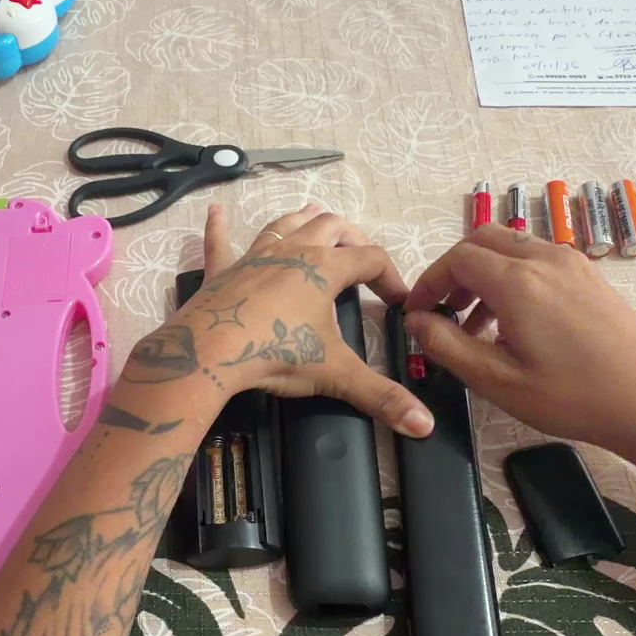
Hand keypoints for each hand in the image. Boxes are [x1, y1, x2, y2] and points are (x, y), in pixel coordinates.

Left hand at [131, 204, 432, 437]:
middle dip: (352, 236)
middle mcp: (292, 251)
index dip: (391, 277)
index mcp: (325, 268)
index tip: (398, 303)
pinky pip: (219, 242)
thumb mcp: (335, 375)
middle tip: (362, 254)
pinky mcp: (221, 272)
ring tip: (315, 215)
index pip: (371, 259)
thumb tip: (425, 425)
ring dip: (303, 219)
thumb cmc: (276, 353)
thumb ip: (380, 397)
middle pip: (331, 227)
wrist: (210, 352)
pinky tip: (214, 211)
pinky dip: (217, 227)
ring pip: (285, 225)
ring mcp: (254, 257)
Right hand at [402, 226, 635, 462]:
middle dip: (452, 271)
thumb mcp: (496, 380)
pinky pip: (536, 261)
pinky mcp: (590, 277)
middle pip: (482, 240)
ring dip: (481, 275)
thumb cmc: (573, 396)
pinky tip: (511, 324)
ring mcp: (573, 265)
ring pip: (511, 248)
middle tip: (440, 311)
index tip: (416, 314)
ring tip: (472, 325)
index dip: (428, 282)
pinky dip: (510, 279)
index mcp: (518, 282)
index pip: (457, 258)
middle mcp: (545, 260)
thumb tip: (416, 321)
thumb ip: (447, 345)